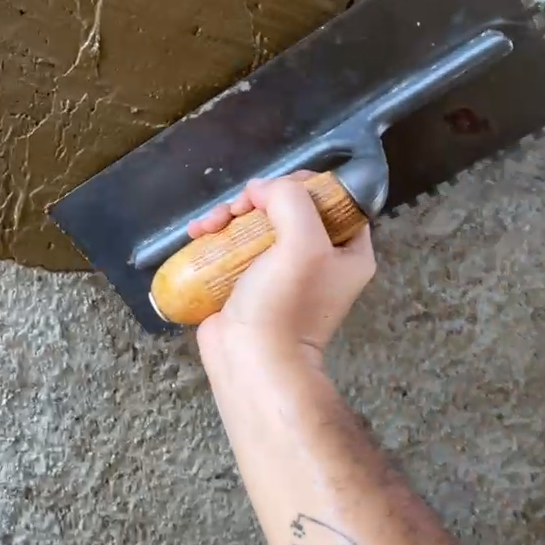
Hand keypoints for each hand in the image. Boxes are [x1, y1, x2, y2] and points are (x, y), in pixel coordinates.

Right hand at [189, 172, 375, 376]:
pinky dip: (214, 235)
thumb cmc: (284, 305)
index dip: (298, 185)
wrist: (251, 360)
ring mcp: (279, 271)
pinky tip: (197, 235)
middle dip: (254, 200)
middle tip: (235, 210)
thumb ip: (290, 201)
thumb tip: (261, 189)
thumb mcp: (302, 245)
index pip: (330, 198)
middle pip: (285, 206)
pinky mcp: (245, 280)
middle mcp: (316, 258)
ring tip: (207, 226)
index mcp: (347, 250)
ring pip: (253, 222)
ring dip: (227, 215)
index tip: (270, 192)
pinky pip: (231, 244)